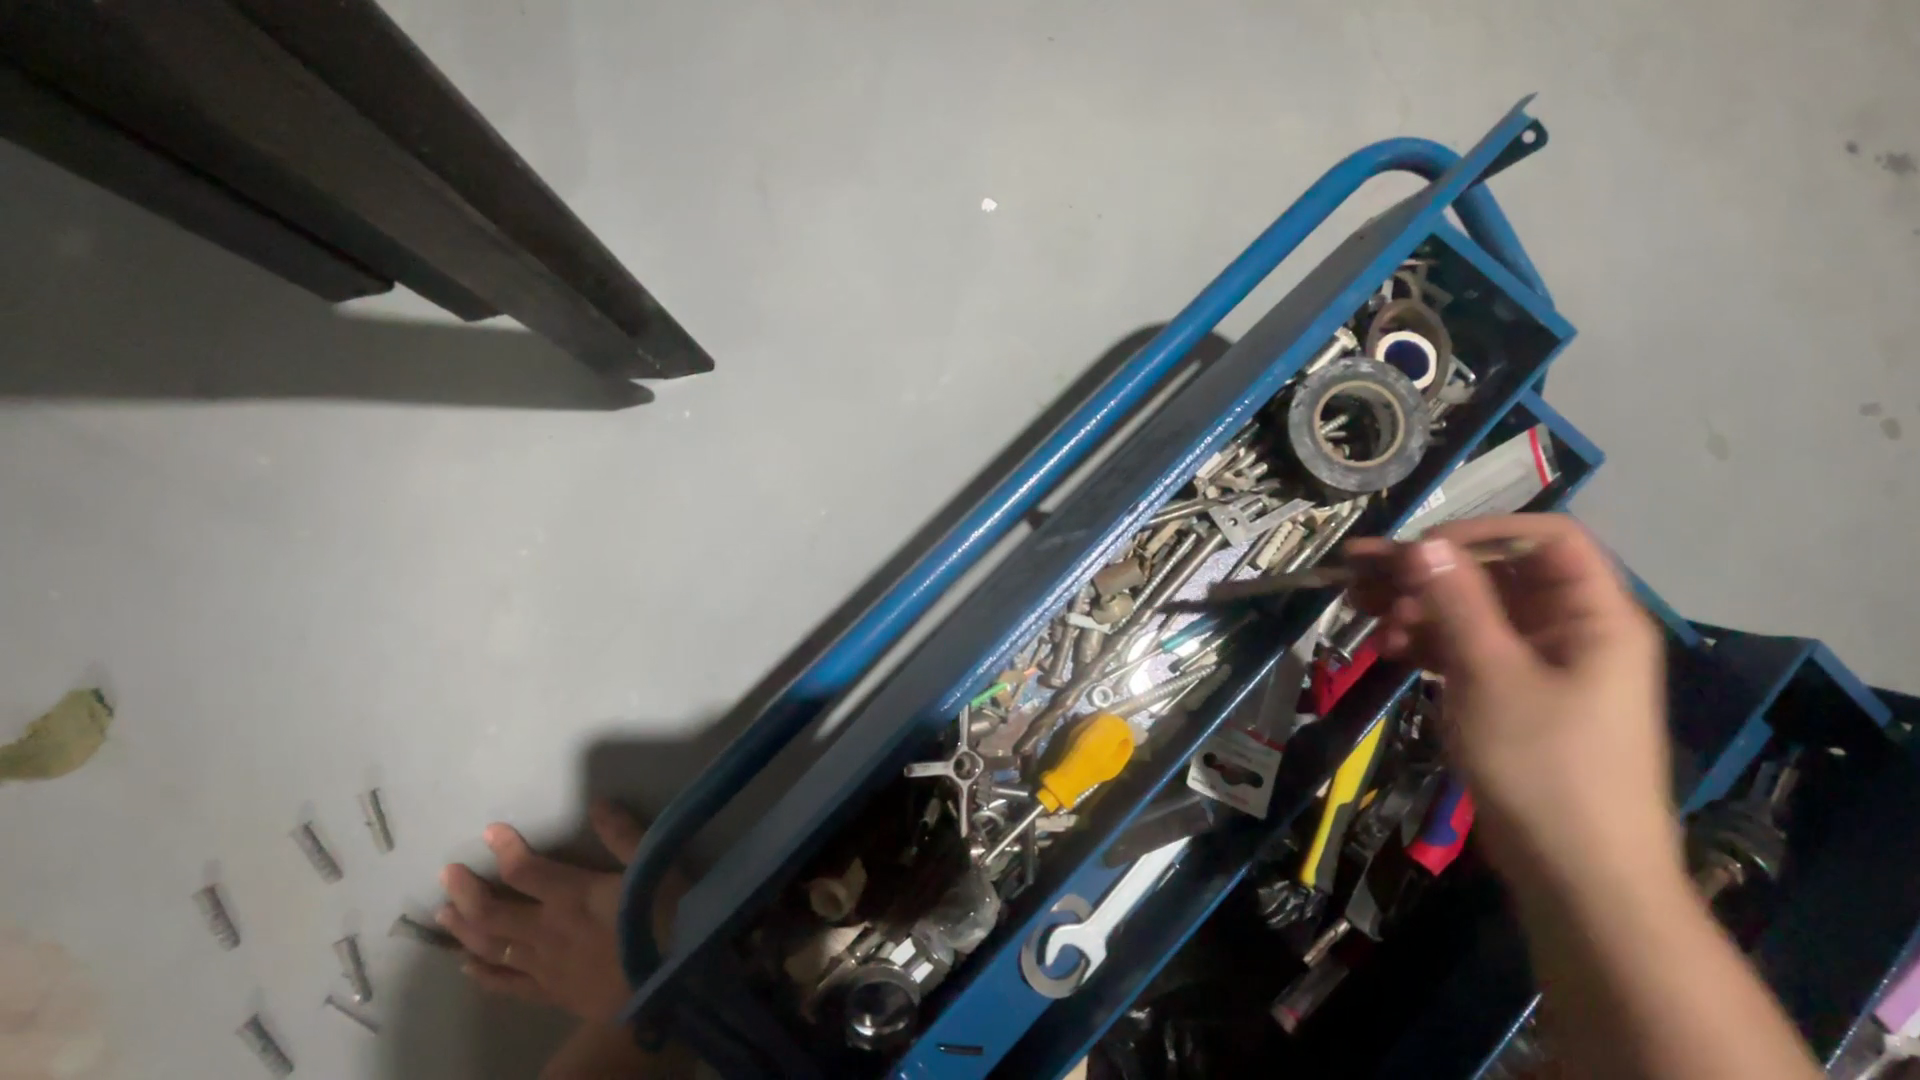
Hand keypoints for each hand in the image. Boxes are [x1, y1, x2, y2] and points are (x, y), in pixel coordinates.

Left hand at [437, 799, 683, 1022]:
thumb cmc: (666, 916)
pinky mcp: (548, 993)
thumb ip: (624, 835)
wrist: (673, 980)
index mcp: (570, 896)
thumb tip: (598, 803)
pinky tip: (466, 967)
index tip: (489, 831)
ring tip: (444, 914)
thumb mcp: (653, 866)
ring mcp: (542, 966)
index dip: (504, 848)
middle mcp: (545, 930)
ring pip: (489, 947)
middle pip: (491, 911)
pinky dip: (482, 975)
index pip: (524, 869)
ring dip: (463, 929)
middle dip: (466, 890)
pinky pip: (505, 985)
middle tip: (448, 874)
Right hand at [1345, 514, 1678, 897]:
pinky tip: (1389, 649)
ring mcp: (1543, 665)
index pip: (1542, 540)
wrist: (1578, 874)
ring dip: (1418, 607)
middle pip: (1495, 576)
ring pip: (1474, 613)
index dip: (1477, 533)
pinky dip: (1430, 644)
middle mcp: (1572, 629)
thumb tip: (1421, 543)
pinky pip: (1469, 651)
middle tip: (1354, 572)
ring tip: (1358, 610)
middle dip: (1425, 571)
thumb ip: (1456, 603)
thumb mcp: (1491, 675)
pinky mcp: (1516, 698)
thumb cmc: (1545, 766)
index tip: (1413, 550)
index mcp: (1593, 615)